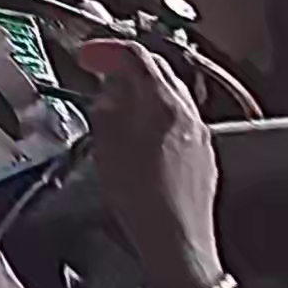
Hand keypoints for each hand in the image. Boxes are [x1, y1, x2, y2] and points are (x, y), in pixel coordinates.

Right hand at [78, 39, 223, 287]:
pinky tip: (132, 124)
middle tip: (96, 68)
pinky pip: (175, 117)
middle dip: (124, 63)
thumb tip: (111, 83)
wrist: (174, 238)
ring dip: (138, 85)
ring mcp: (199, 137)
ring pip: (168, 92)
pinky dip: (150, 107)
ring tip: (110, 95)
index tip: (86, 54)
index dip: (105, 48)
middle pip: (158, 69)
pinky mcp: (201, 156)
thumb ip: (108, 97)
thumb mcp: (105, 131)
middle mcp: (188, 115)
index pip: (137, 54)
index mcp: (164, 104)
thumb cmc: (137, 188)